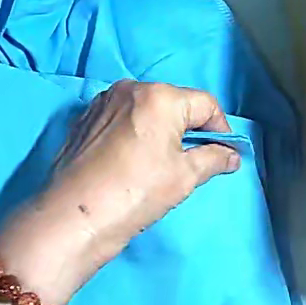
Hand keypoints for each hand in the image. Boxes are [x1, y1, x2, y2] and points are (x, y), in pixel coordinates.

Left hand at [0, 80, 240, 300]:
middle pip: (174, 102)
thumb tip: (231, 154)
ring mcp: (103, 101)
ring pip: (146, 109)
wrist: (74, 216)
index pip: (205, 104)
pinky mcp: (84, 118)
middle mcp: (129, 88)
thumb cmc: (135, 193)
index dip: (220, 129)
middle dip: (188, 128)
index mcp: (159, 96)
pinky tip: (130, 161)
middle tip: (192, 161)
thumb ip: (213, 159)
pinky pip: (121, 117)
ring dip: (160, 129)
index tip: (223, 154)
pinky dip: (133, 132)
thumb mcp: (184, 177)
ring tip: (158, 164)